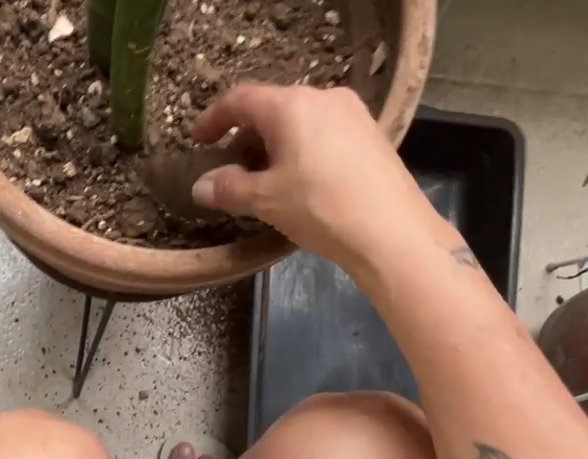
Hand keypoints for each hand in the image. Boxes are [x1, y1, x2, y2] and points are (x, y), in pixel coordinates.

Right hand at [190, 84, 434, 266]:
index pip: (241, 99)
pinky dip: (301, 152)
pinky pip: (323, 135)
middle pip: (272, 109)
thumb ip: (229, 189)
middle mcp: (322, 98)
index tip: (198, 141)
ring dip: (274, 147)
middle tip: (232, 170)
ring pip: (299, 122)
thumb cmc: (320, 208)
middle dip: (246, 138)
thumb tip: (201, 186)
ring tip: (265, 182)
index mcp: (291, 106)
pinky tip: (300, 184)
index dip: (214, 119)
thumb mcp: (266, 201)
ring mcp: (351, 115)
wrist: (389, 231)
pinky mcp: (370, 136)